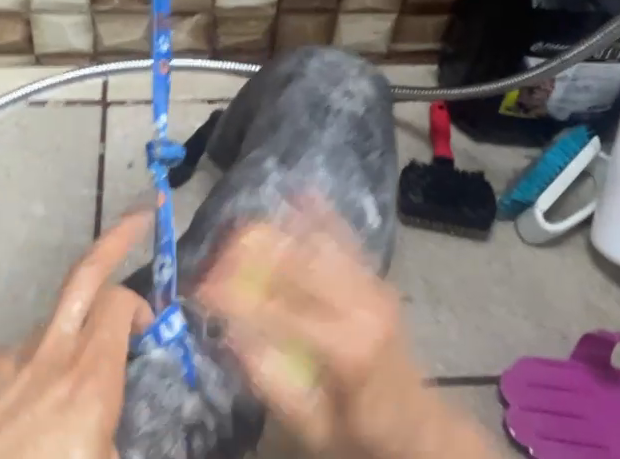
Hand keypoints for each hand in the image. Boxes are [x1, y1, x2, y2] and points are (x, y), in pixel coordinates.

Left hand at [0, 212, 151, 458]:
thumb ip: (112, 439)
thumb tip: (109, 433)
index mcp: (88, 378)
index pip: (120, 304)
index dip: (140, 306)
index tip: (150, 328)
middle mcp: (48, 355)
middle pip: (84, 275)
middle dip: (115, 239)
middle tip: (138, 215)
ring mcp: (4, 363)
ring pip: (45, 328)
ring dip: (65, 339)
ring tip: (67, 388)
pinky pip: (6, 360)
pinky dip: (23, 370)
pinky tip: (20, 402)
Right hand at [195, 205, 498, 458]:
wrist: (418, 424)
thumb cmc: (359, 429)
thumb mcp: (310, 425)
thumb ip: (271, 380)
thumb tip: (230, 334)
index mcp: (344, 348)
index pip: (277, 312)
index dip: (235, 296)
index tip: (202, 288)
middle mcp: (360, 306)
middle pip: (295, 265)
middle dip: (250, 254)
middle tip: (216, 255)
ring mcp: (372, 286)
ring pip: (318, 244)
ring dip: (277, 231)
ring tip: (241, 229)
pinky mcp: (377, 277)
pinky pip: (346, 238)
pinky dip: (322, 213)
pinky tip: (300, 191)